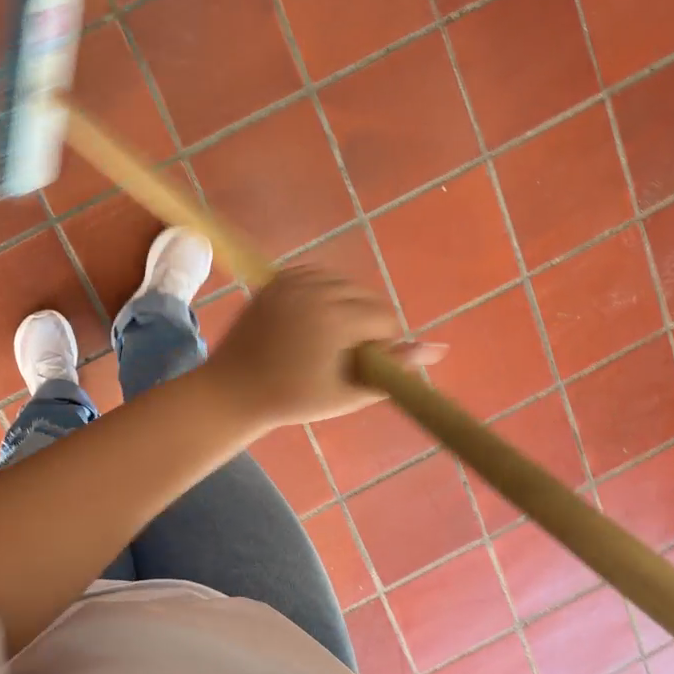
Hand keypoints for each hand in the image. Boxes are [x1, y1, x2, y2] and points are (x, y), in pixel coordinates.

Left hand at [201, 267, 445, 427]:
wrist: (234, 388)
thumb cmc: (293, 399)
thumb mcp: (348, 391)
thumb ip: (394, 370)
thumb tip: (438, 349)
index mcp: (334, 318)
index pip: (384, 318)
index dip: (381, 344)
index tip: (361, 365)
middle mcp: (314, 291)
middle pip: (365, 296)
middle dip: (366, 322)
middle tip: (344, 353)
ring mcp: (291, 282)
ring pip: (342, 282)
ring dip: (346, 303)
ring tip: (330, 336)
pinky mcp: (275, 280)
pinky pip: (315, 274)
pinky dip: (323, 291)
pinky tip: (315, 316)